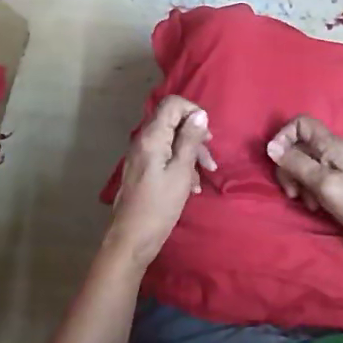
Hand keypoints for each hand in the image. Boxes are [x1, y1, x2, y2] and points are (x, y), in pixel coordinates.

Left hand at [109, 96, 216, 267]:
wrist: (132, 238)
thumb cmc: (160, 205)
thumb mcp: (182, 171)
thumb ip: (190, 140)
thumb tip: (200, 114)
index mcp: (152, 137)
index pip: (172, 104)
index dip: (192, 111)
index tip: (206, 133)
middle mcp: (143, 140)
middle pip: (173, 121)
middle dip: (195, 134)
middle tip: (210, 154)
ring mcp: (142, 155)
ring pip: (172, 140)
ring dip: (192, 152)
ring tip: (208, 172)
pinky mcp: (143, 169)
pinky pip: (166, 156)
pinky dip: (182, 165)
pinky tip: (193, 186)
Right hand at [266, 116, 342, 265]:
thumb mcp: (324, 183)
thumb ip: (297, 163)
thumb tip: (270, 146)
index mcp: (330, 144)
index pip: (300, 123)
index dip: (284, 136)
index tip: (277, 160)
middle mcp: (331, 152)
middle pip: (297, 146)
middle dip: (288, 166)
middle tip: (293, 191)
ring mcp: (334, 169)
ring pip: (302, 166)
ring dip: (297, 182)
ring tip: (307, 202)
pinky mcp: (336, 186)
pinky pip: (312, 181)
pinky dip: (308, 192)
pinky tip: (315, 206)